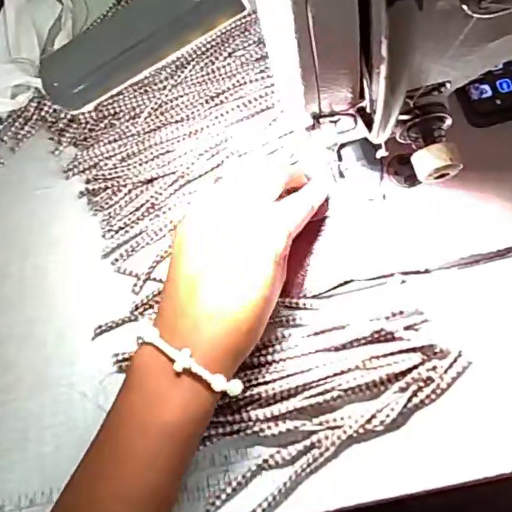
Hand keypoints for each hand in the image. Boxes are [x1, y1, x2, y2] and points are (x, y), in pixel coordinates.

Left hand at [153, 163, 327, 378]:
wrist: (191, 338)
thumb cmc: (238, 321)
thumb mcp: (277, 281)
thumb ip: (286, 243)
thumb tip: (294, 223)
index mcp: (268, 230)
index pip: (300, 200)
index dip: (315, 193)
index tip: (321, 189)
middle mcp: (238, 212)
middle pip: (271, 175)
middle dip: (291, 175)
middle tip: (302, 179)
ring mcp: (210, 211)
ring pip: (242, 174)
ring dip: (262, 174)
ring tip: (274, 181)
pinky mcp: (190, 218)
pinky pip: (217, 188)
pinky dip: (234, 186)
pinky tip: (241, 193)